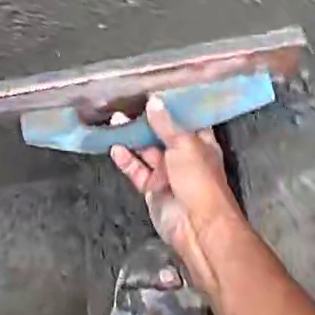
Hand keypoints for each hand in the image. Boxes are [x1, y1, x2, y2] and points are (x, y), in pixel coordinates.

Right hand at [109, 95, 244, 292]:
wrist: (197, 226)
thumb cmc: (200, 179)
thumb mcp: (185, 144)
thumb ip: (166, 123)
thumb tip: (153, 101)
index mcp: (200, 139)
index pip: (184, 117)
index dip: (170, 105)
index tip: (153, 88)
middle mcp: (184, 153)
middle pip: (161, 132)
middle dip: (145, 120)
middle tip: (126, 103)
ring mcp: (167, 171)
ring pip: (146, 150)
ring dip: (132, 136)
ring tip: (114, 120)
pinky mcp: (153, 189)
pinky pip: (137, 170)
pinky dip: (126, 160)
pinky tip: (115, 147)